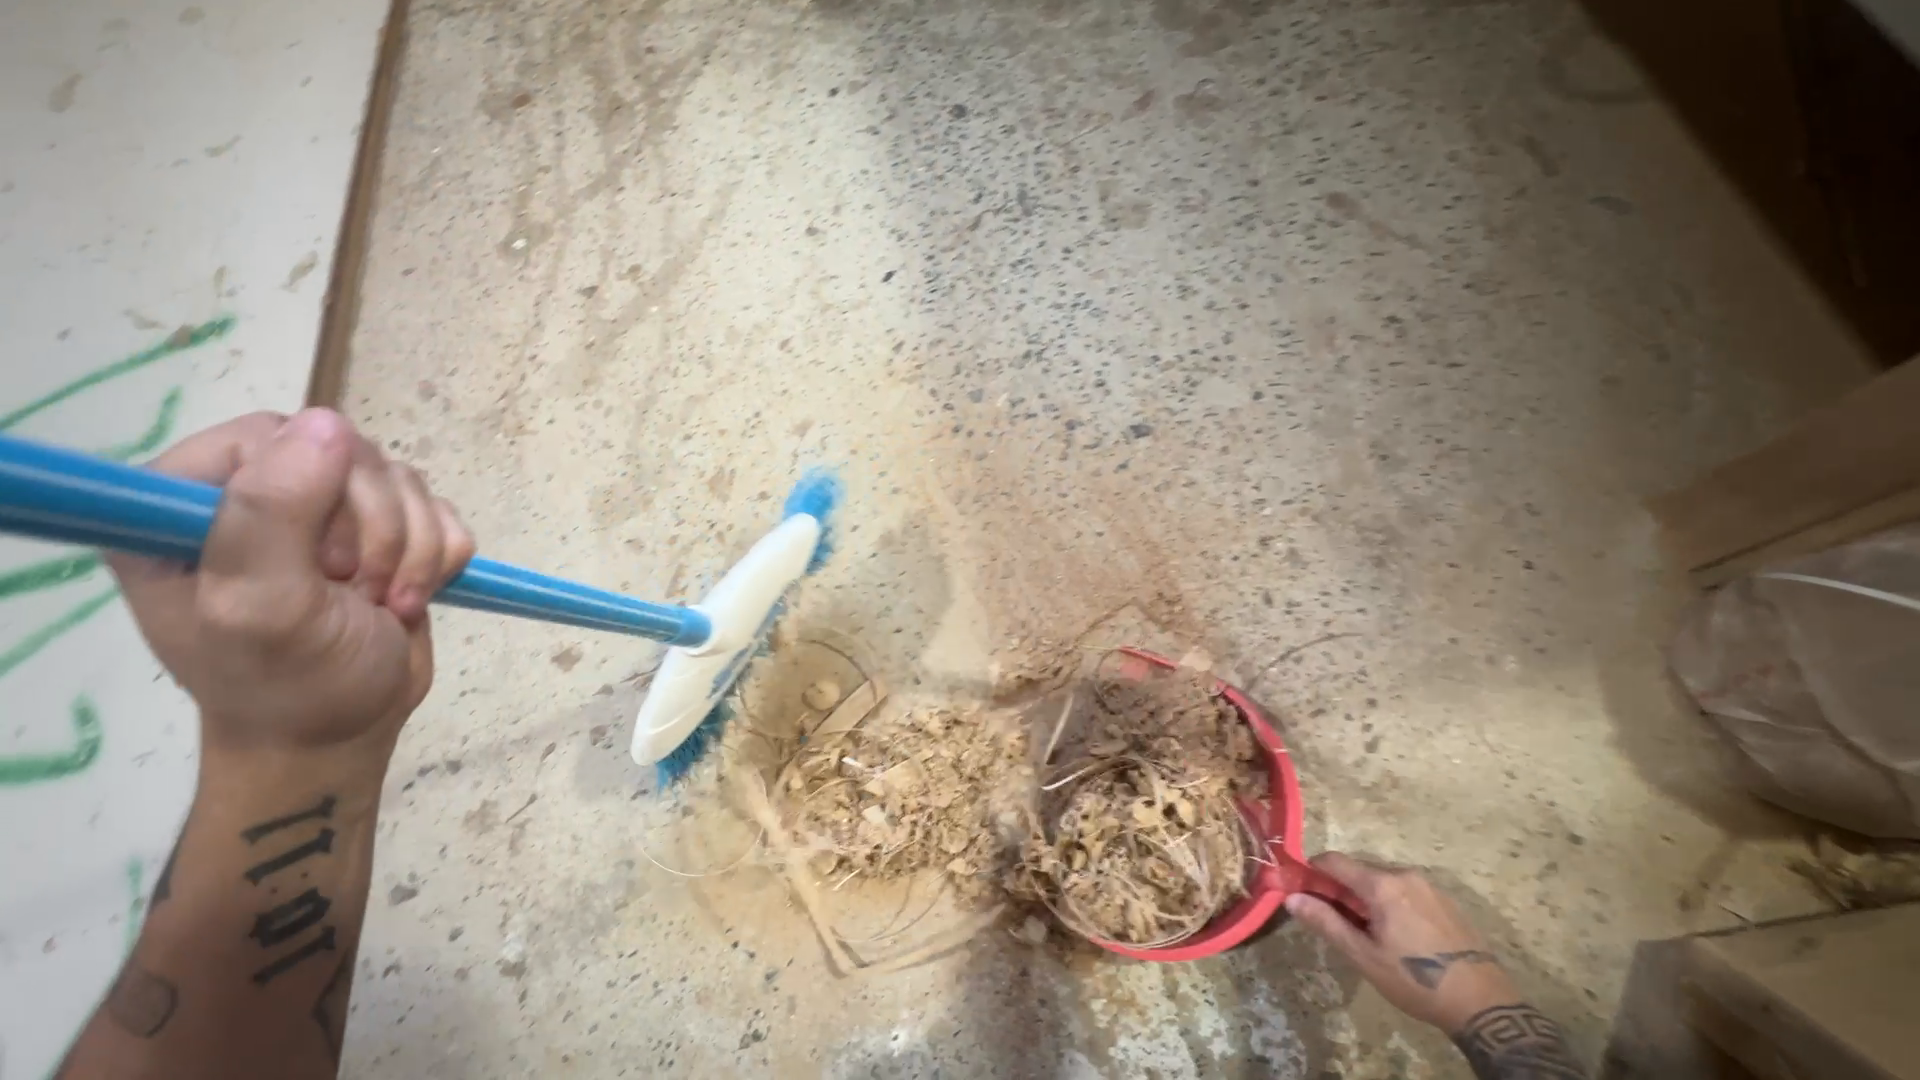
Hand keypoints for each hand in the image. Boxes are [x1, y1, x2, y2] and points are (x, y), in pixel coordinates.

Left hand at [108, 409, 474, 759]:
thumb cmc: (286, 683)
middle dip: (379, 530)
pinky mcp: (393, 532)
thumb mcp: (261, 606)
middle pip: (352, 457)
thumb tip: (326, 422)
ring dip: (416, 550)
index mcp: (186, 506)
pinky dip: (444, 555)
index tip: (321, 560)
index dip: (317, 488)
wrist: (346, 729)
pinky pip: (442, 511)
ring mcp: (331, 514)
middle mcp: (257, 498)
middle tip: (357, 590)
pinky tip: (419, 593)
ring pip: (406, 483)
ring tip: (386, 603)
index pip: (270, 437)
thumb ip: (273, 512)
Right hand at [1285, 853, 1520, 1033]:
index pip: (1333, 861)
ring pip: (1383, 882)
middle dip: (1341, 891)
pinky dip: (1392, 904)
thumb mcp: (1363, 956)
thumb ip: (1325, 921)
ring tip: (1372, 934)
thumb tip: (1291, 898)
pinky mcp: (1446, 900)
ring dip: (1368, 899)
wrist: (1484, 1004)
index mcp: (1381, 884)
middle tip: (1339, 923)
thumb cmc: (1416, 980)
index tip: (1303, 893)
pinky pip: (1406, 891)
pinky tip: (1401, 937)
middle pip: (1359, 872)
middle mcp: (1405, 874)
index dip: (1312, 872)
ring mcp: (1429, 886)